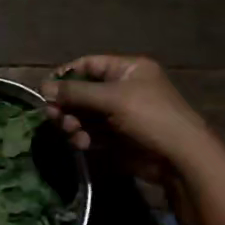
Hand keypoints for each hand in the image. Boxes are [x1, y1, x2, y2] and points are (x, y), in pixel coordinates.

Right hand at [42, 55, 220, 182]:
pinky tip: (82, 143)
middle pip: (82, 91)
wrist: (180, 159)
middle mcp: (122, 88)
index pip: (88, 65)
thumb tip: (44, 87)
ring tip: (71, 132)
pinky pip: (91, 131)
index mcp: (127, 69)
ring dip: (72, 122)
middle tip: (54, 116)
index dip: (66, 75)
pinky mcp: (117, 136)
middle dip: (66, 104)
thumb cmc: (150, 117)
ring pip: (83, 113)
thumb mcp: (111, 98)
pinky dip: (83, 136)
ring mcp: (120, 113)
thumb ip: (75, 92)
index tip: (46, 90)